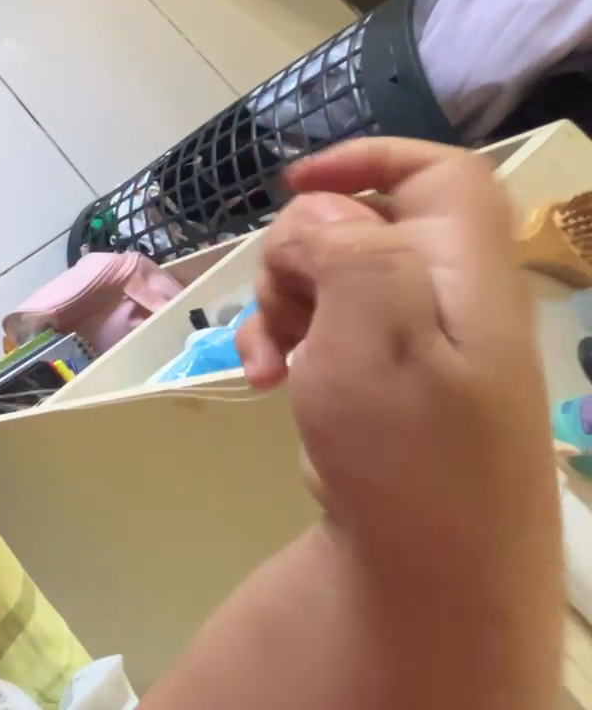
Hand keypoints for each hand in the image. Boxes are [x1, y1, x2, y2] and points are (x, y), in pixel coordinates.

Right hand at [236, 139, 556, 581]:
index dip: (365, 160)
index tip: (291, 187)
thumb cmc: (407, 450)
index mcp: (458, 276)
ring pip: (320, 271)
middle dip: (293, 254)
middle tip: (284, 305)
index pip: (441, 174)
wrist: (426, 559)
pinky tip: (261, 377)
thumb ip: (354, 260)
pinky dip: (274, 338)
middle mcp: (438, 294)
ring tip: (271, 354)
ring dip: (274, 302)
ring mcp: (406, 332)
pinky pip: (311, 320)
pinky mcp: (373, 365)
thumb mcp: (374, 347)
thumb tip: (327, 210)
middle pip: (352, 224)